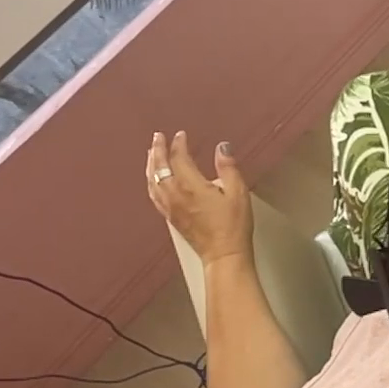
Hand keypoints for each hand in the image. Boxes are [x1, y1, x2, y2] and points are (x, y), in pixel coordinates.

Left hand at [146, 132, 252, 264]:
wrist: (224, 253)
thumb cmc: (234, 223)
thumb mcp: (238, 193)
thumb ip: (228, 167)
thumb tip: (222, 147)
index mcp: (190, 184)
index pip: (179, 158)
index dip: (179, 144)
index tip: (181, 135)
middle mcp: (174, 193)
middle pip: (159, 166)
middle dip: (158, 149)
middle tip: (157, 137)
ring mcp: (169, 206)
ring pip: (152, 179)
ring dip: (150, 164)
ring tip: (152, 154)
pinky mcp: (169, 216)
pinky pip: (153, 193)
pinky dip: (150, 181)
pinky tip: (152, 180)